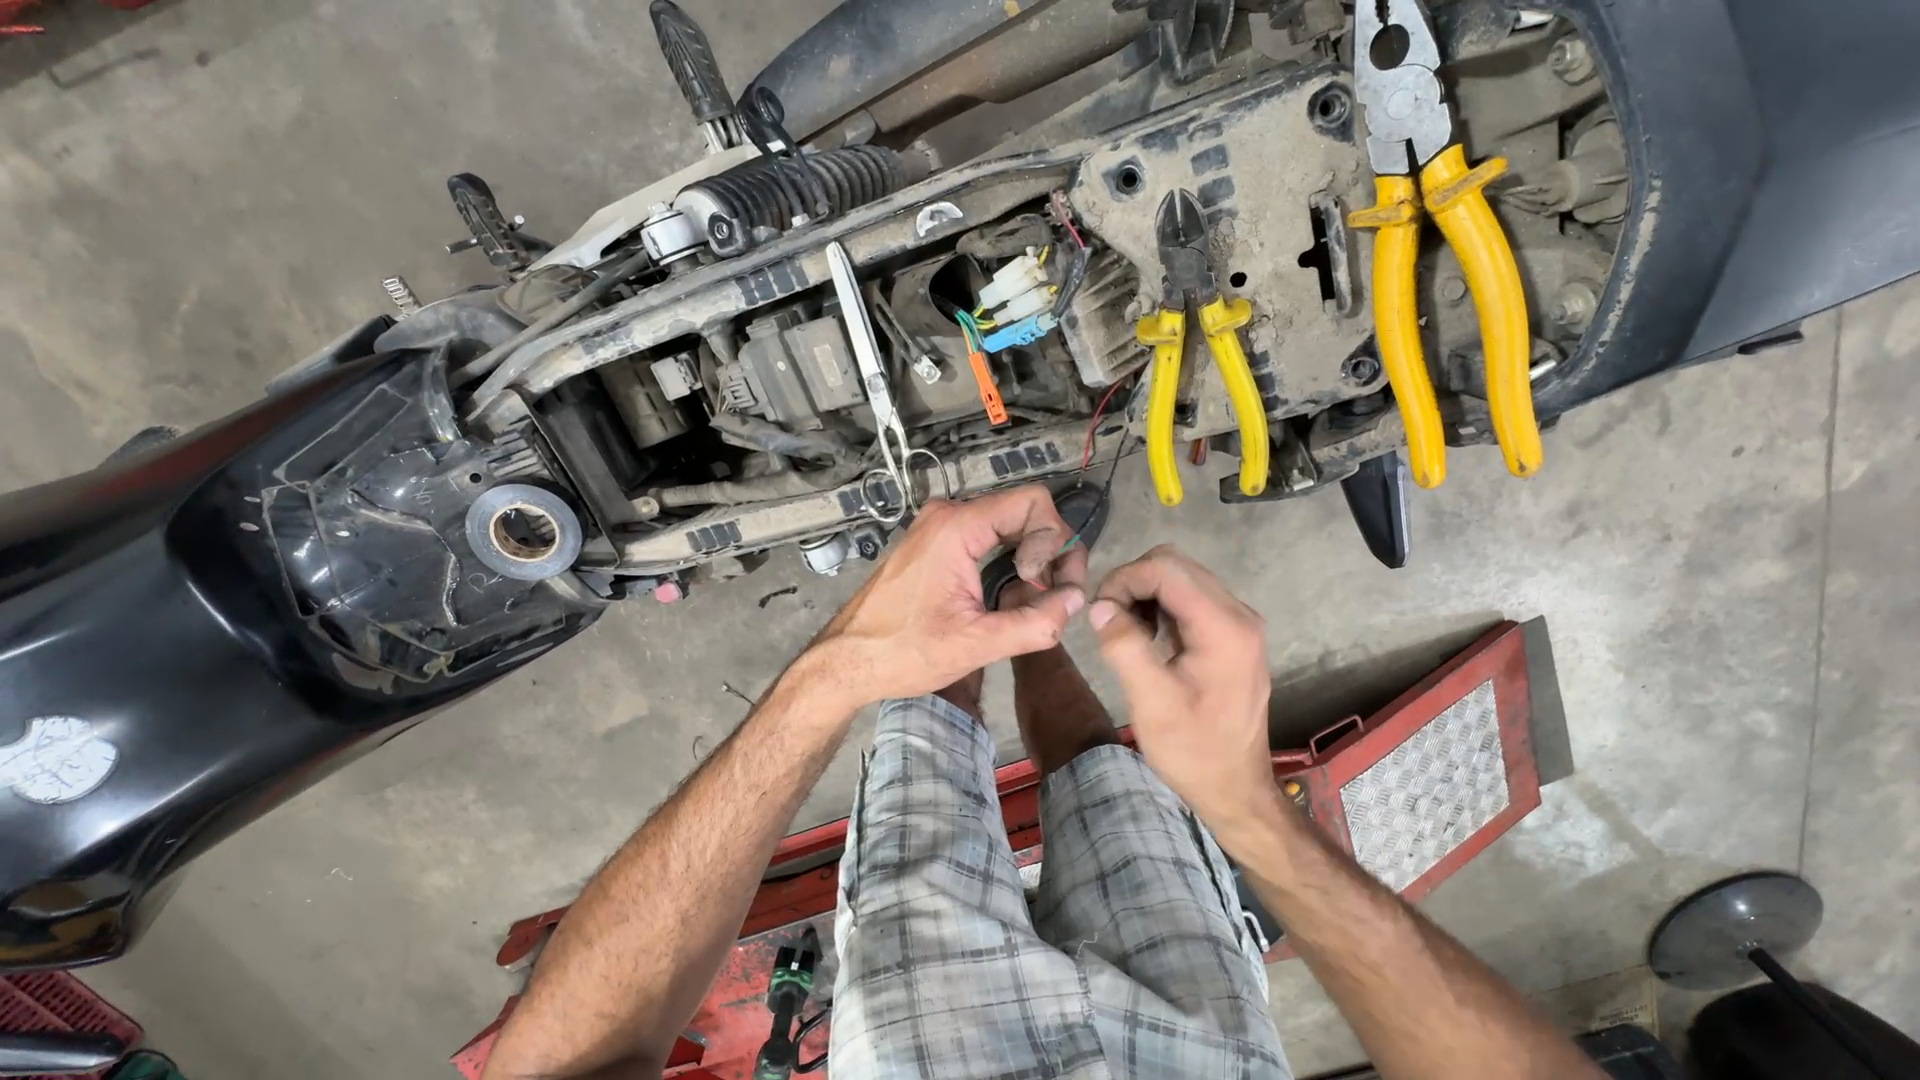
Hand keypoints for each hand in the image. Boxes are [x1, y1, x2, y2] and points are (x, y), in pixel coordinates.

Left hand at [807, 485, 1088, 708]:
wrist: (847, 661)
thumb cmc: (902, 652)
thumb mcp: (976, 644)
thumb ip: (1036, 622)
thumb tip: (1077, 602)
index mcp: (956, 527)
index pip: (1034, 502)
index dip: (1054, 541)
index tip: (1041, 585)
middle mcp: (947, 516)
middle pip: (1024, 512)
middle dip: (1049, 552)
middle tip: (1053, 599)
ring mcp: (939, 528)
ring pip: (1008, 527)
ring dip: (1031, 560)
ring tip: (1033, 603)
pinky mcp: (936, 545)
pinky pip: (988, 540)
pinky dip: (1009, 562)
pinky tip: (1010, 599)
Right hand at [1088, 545, 1282, 844]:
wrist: (1234, 789)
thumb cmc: (1193, 751)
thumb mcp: (1152, 702)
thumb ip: (1124, 647)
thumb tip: (1099, 606)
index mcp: (1224, 627)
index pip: (1167, 568)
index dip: (1124, 579)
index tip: (1099, 613)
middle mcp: (1238, 615)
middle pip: (1176, 565)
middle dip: (1133, 582)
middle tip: (1108, 620)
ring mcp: (1238, 624)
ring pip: (1182, 578)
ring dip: (1145, 593)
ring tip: (1124, 631)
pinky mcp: (1232, 636)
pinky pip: (1190, 600)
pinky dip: (1161, 607)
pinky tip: (1147, 638)